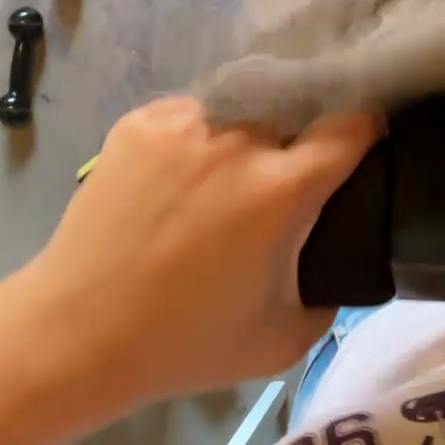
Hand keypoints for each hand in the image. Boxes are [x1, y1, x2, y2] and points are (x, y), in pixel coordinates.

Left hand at [28, 97, 380, 400]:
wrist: (77, 332)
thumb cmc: (185, 342)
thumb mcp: (284, 338)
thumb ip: (331, 290)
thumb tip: (339, 251)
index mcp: (280, 187)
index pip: (353, 123)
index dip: (368, 131)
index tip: (365, 145)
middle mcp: (238, 138)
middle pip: (298, 106)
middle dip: (306, 132)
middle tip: (292, 170)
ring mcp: (185, 120)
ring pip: (245, 103)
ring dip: (253, 129)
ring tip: (232, 169)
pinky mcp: (143, 118)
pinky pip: (195, 110)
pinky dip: (203, 132)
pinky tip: (185, 170)